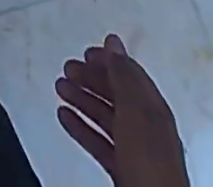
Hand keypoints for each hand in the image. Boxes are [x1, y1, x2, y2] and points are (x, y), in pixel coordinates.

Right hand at [56, 34, 189, 186]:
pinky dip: (81, 127)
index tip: (85, 52)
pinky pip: (98, 141)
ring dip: (82, 99)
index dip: (108, 61)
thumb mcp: (135, 111)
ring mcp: (132, 148)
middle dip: (91, 78)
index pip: (129, 74)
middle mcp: (144, 124)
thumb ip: (122, 76)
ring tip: (59, 87)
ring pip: (104, 116)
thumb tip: (113, 41)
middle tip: (67, 68)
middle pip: (115, 94)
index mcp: (153, 107)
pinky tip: (64, 117)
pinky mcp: (120, 169)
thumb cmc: (147, 159)